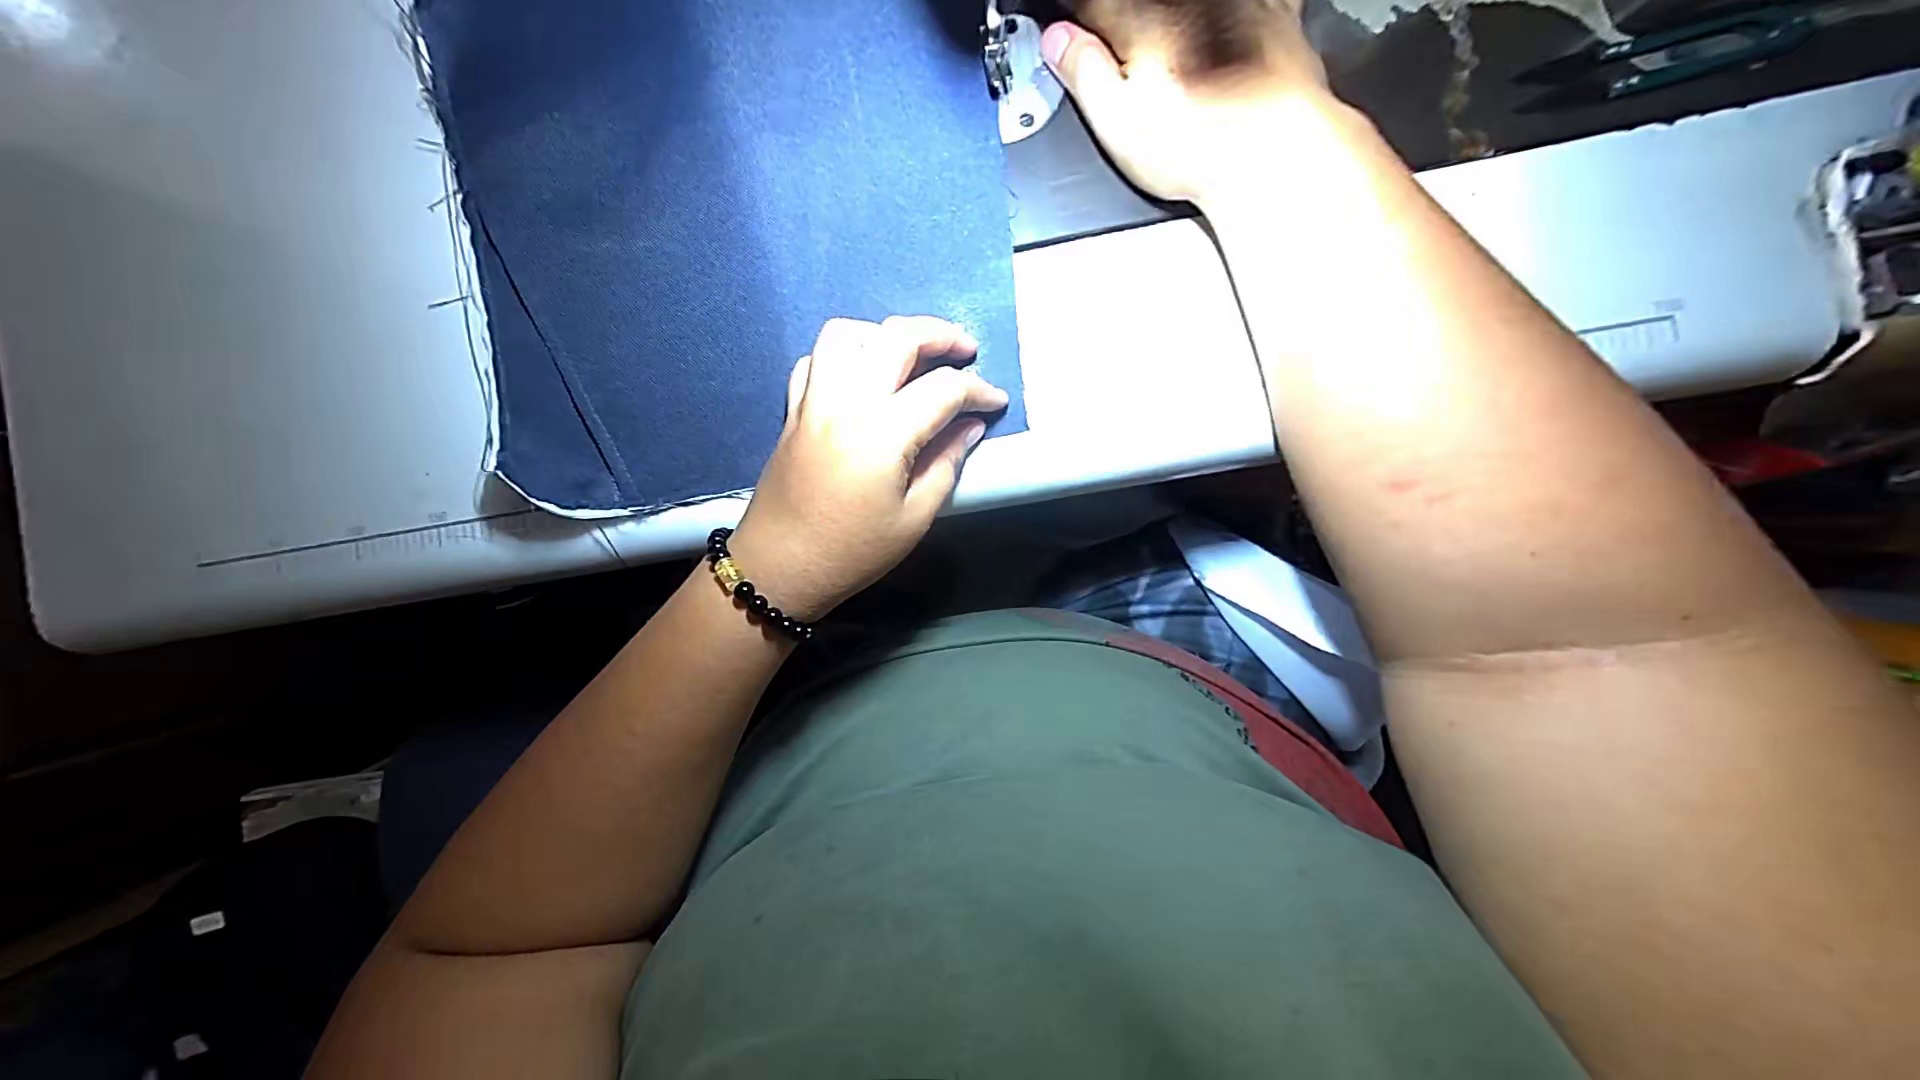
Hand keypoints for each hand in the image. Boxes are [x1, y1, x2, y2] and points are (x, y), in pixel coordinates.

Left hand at [726, 317, 1008, 622]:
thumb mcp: (914, 518)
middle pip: (896, 338)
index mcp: (882, 432)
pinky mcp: (793, 411)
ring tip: (911, 355)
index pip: (942, 389)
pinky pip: (816, 361)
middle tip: (966, 349)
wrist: (779, 568)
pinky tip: (863, 377)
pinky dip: (845, 355)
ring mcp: (813, 401)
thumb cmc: (852, 552)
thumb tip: (969, 426)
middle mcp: (845, 402)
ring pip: (847, 335)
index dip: (978, 391)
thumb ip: (946, 463)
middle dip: (940, 335)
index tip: (995, 402)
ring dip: (885, 334)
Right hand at [1041, 2, 1341, 207]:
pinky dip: (1220, 20)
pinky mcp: (1273, 18)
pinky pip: (1249, 7)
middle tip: (1116, 59)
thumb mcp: (1116, 122)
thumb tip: (1057, 41)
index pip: (1090, 8)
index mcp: (1140, 21)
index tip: (1068, 38)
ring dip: (1170, 24)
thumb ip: (1083, 71)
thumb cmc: (1198, 146)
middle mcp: (1186, 4)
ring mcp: (1233, 6)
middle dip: (1121, 25)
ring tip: (1168, 73)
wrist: (1272, 154)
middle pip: (1137, 9)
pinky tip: (1215, 34)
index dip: (1073, 24)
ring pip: (1185, 11)